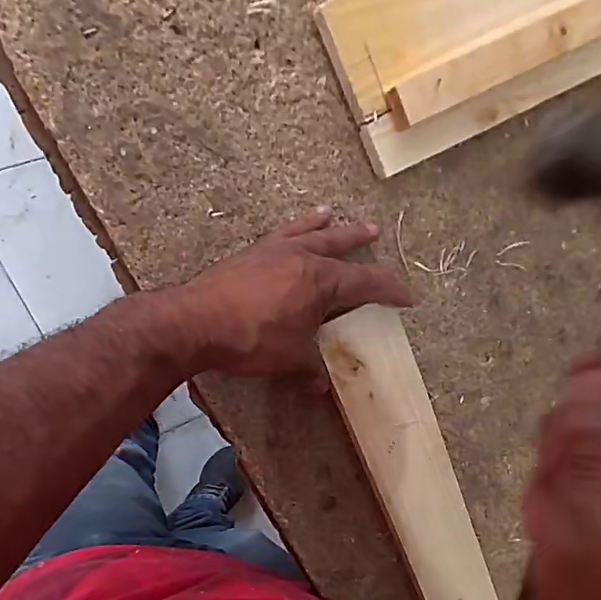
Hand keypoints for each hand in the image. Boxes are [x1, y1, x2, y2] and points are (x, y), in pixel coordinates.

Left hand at [166, 208, 412, 375]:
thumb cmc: (250, 340)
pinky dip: (290, 230)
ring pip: (308, 232)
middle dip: (360, 241)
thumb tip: (320, 386)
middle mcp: (302, 258)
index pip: (367, 282)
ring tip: (332, 213)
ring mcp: (274, 252)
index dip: (390, 289)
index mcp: (322, 281)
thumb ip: (310, 370)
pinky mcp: (250, 254)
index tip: (406, 297)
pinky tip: (289, 231)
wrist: (194, 322)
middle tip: (375, 230)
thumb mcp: (289, 359)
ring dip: (324, 225)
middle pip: (340, 245)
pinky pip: (279, 235)